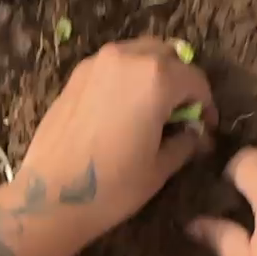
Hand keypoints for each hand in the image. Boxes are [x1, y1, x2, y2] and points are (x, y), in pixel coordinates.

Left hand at [16, 38, 215, 242]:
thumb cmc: (111, 189)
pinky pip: (111, 70)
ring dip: (150, 78)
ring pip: (136, 57)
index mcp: (156, 78)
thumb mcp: (158, 171)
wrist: (51, 199)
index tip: (205, 129)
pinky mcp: (74, 78)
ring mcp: (96, 65)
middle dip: (178, 84)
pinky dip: (124, 83)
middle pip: (166, 58)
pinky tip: (121, 114)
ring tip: (149, 114)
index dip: (206, 106)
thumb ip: (184, 144)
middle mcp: (127, 59)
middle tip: (178, 118)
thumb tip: (195, 135)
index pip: (195, 81)